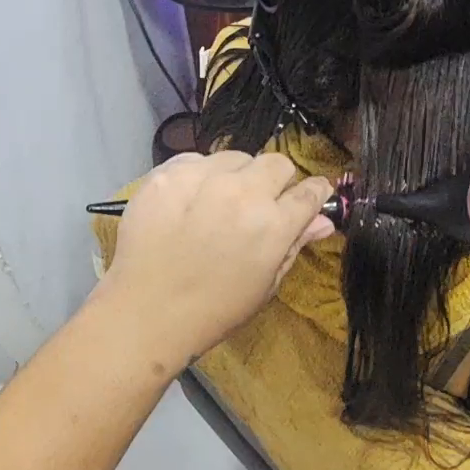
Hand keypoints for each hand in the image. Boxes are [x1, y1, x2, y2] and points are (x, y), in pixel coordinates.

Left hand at [94, 151, 334, 365]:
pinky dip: (198, 175)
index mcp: (273, 224)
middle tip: (257, 205)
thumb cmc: (214, 310)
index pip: (309, 191)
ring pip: (234, 157)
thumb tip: (323, 220)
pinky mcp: (168, 175)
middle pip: (276, 163)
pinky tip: (188, 201)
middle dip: (274, 181)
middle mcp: (243, 192)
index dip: (313, 193)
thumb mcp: (265, 285)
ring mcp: (202, 178)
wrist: (146, 313)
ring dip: (235, 175)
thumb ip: (294, 245)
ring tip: (217, 203)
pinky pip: (195, 159)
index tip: (308, 198)